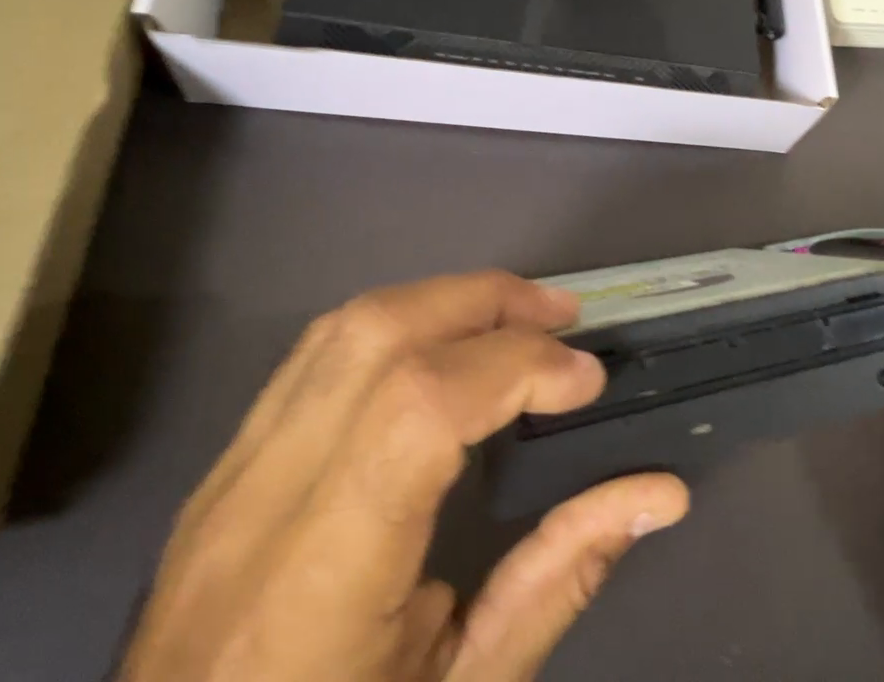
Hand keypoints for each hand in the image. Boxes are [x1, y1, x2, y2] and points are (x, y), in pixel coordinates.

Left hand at [117, 271, 689, 681]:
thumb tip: (659, 493)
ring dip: (443, 302)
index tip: (584, 383)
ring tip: (519, 320)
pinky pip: (315, 359)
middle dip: (486, 303)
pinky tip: (447, 353)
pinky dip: (399, 328)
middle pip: (373, 336)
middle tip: (565, 320)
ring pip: (337, 331)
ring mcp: (227, 478)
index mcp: (319, 582)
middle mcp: (257, 505)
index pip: (416, 408)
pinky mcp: (225, 471)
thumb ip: (559, 578)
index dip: (515, 367)